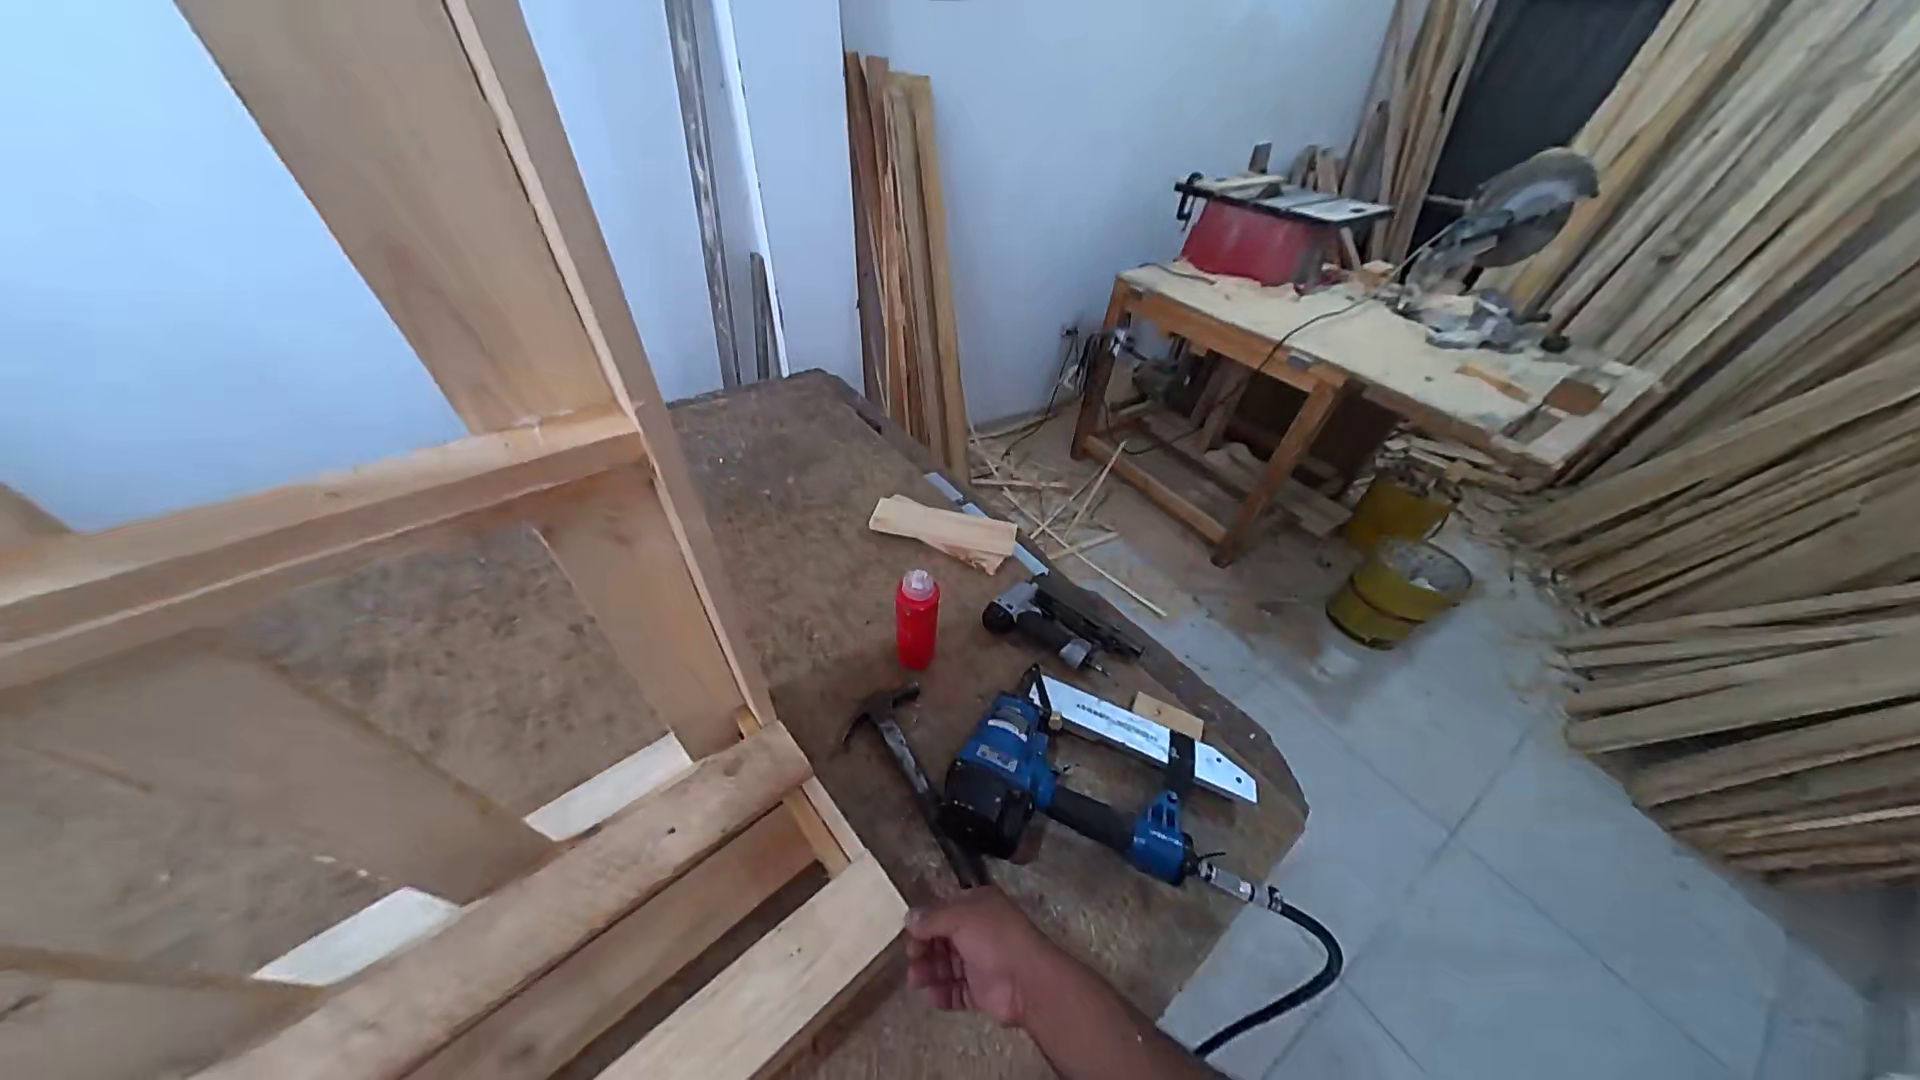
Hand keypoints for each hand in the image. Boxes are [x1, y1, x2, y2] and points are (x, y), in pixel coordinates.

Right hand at [905, 886, 1059, 1028]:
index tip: (909, 934)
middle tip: (911, 959)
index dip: (926, 921)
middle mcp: (979, 930)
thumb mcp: (961, 917)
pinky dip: (944, 994)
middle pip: (944, 938)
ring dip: (930, 971)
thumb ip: (933, 918)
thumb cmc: (995, 939)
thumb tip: (909, 917)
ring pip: (948, 965)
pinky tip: (932, 997)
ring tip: (915, 979)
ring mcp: (981, 961)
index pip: (946, 910)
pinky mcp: (982, 990)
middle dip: (925, 948)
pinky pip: (958, 991)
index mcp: (978, 905)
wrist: (1028, 981)